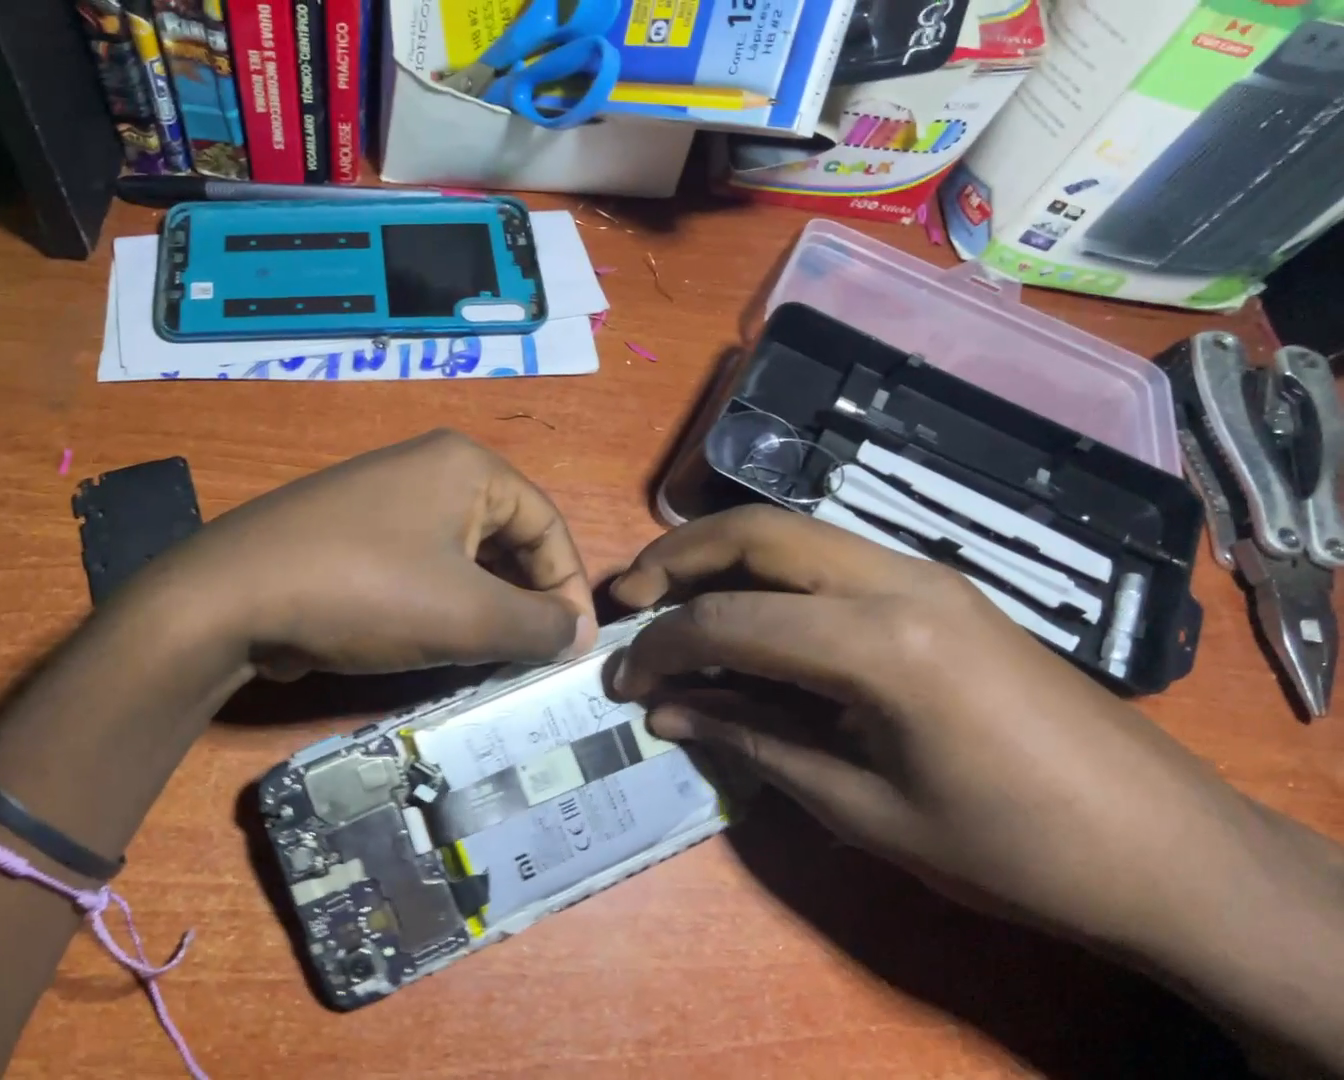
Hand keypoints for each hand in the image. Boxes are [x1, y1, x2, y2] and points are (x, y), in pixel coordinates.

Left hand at [138, 430, 597, 679]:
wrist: (233, 596)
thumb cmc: (367, 593)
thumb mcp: (468, 617)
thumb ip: (538, 626)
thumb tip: (575, 632)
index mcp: (465, 466)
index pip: (548, 523)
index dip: (569, 589)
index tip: (572, 648)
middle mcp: (425, 467)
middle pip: (505, 536)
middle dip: (524, 598)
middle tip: (531, 654)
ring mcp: (379, 497)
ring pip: (459, 555)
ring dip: (481, 605)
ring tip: (487, 655)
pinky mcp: (347, 531)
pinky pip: (415, 564)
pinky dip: (436, 601)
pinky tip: (431, 641)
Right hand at [607, 505, 1266, 952]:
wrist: (1169, 850)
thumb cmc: (1011, 848)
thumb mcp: (861, 809)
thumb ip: (752, 742)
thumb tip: (664, 714)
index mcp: (879, 644)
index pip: (726, 620)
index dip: (659, 649)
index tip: (621, 682)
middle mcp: (897, 582)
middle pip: (753, 534)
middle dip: (673, 559)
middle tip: (624, 601)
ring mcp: (923, 575)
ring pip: (789, 531)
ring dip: (716, 557)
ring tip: (665, 599)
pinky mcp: (937, 588)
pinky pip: (826, 557)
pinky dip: (764, 573)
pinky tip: (742, 615)